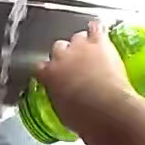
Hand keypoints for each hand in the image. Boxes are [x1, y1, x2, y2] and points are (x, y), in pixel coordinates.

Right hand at [37, 20, 137, 134]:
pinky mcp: (98, 43)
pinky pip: (95, 27)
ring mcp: (79, 48)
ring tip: (90, 50)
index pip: (40, 67)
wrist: (104, 108)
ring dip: (82, 43)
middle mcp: (60, 58)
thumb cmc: (83, 117)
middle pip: (57, 47)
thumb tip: (65, 102)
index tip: (52, 75)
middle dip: (64, 54)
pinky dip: (97, 28)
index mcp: (48, 76)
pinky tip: (100, 30)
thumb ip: (60, 99)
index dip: (48, 70)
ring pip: (77, 36)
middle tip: (74, 64)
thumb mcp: (62, 112)